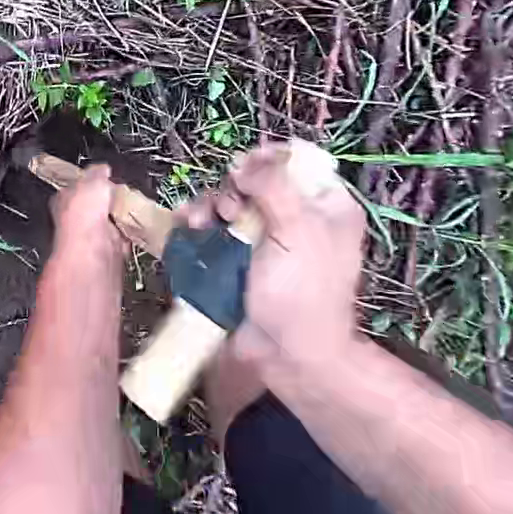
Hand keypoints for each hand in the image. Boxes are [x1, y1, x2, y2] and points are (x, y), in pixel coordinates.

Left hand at [48, 164, 123, 265]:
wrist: (92, 249)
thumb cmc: (83, 213)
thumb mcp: (92, 180)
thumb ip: (98, 173)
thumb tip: (102, 168)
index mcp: (64, 199)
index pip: (76, 186)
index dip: (91, 180)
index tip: (106, 176)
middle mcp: (74, 219)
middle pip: (94, 205)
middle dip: (109, 199)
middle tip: (121, 192)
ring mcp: (90, 236)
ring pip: (109, 221)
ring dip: (120, 216)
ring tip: (131, 206)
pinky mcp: (106, 251)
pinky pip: (121, 238)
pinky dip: (129, 233)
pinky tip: (134, 225)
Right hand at [178, 142, 365, 367]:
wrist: (288, 355)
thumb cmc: (303, 292)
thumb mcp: (298, 231)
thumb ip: (272, 186)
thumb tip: (242, 163)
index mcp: (326, 206)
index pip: (297, 162)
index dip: (269, 158)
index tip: (246, 166)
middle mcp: (296, 216)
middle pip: (257, 179)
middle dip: (234, 187)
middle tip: (230, 209)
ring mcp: (264, 237)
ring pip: (230, 202)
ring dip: (211, 205)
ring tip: (200, 222)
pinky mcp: (238, 256)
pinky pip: (214, 227)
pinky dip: (199, 222)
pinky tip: (186, 225)